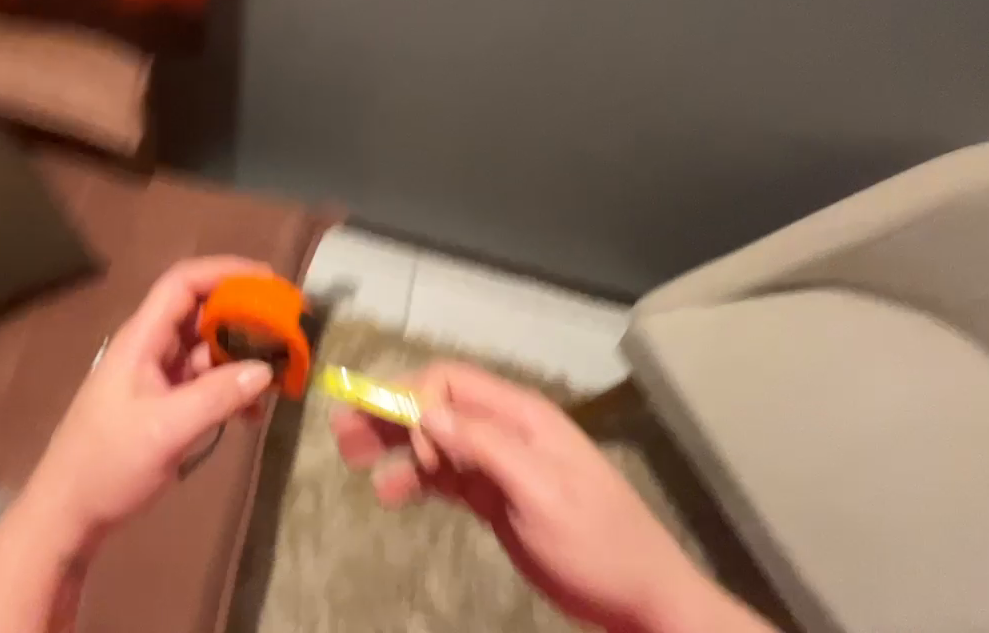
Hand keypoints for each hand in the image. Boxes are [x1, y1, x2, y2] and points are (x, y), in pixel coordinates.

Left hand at [20, 257, 276, 552]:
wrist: (69, 510)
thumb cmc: (109, 462)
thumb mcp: (166, 430)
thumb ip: (216, 397)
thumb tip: (266, 369)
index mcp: (142, 338)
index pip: (183, 284)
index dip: (225, 272)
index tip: (269, 281)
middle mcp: (151, 347)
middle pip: (201, 312)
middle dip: (244, 315)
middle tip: (288, 329)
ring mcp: (158, 375)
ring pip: (207, 348)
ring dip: (243, 356)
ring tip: (282, 374)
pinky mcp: (165, 402)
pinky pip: (206, 381)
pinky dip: (232, 388)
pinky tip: (254, 414)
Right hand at [330, 363, 722, 632]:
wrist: (646, 604)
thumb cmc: (600, 543)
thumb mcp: (543, 492)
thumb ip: (484, 445)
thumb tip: (425, 411)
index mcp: (519, 417)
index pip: (450, 383)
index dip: (414, 398)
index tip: (397, 436)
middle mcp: (502, 431)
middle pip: (432, 407)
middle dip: (387, 414)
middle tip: (342, 431)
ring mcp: (497, 464)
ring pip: (432, 440)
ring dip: (392, 445)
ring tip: (350, 457)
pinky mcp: (492, 495)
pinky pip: (442, 477)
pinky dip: (413, 480)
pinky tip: (388, 494)